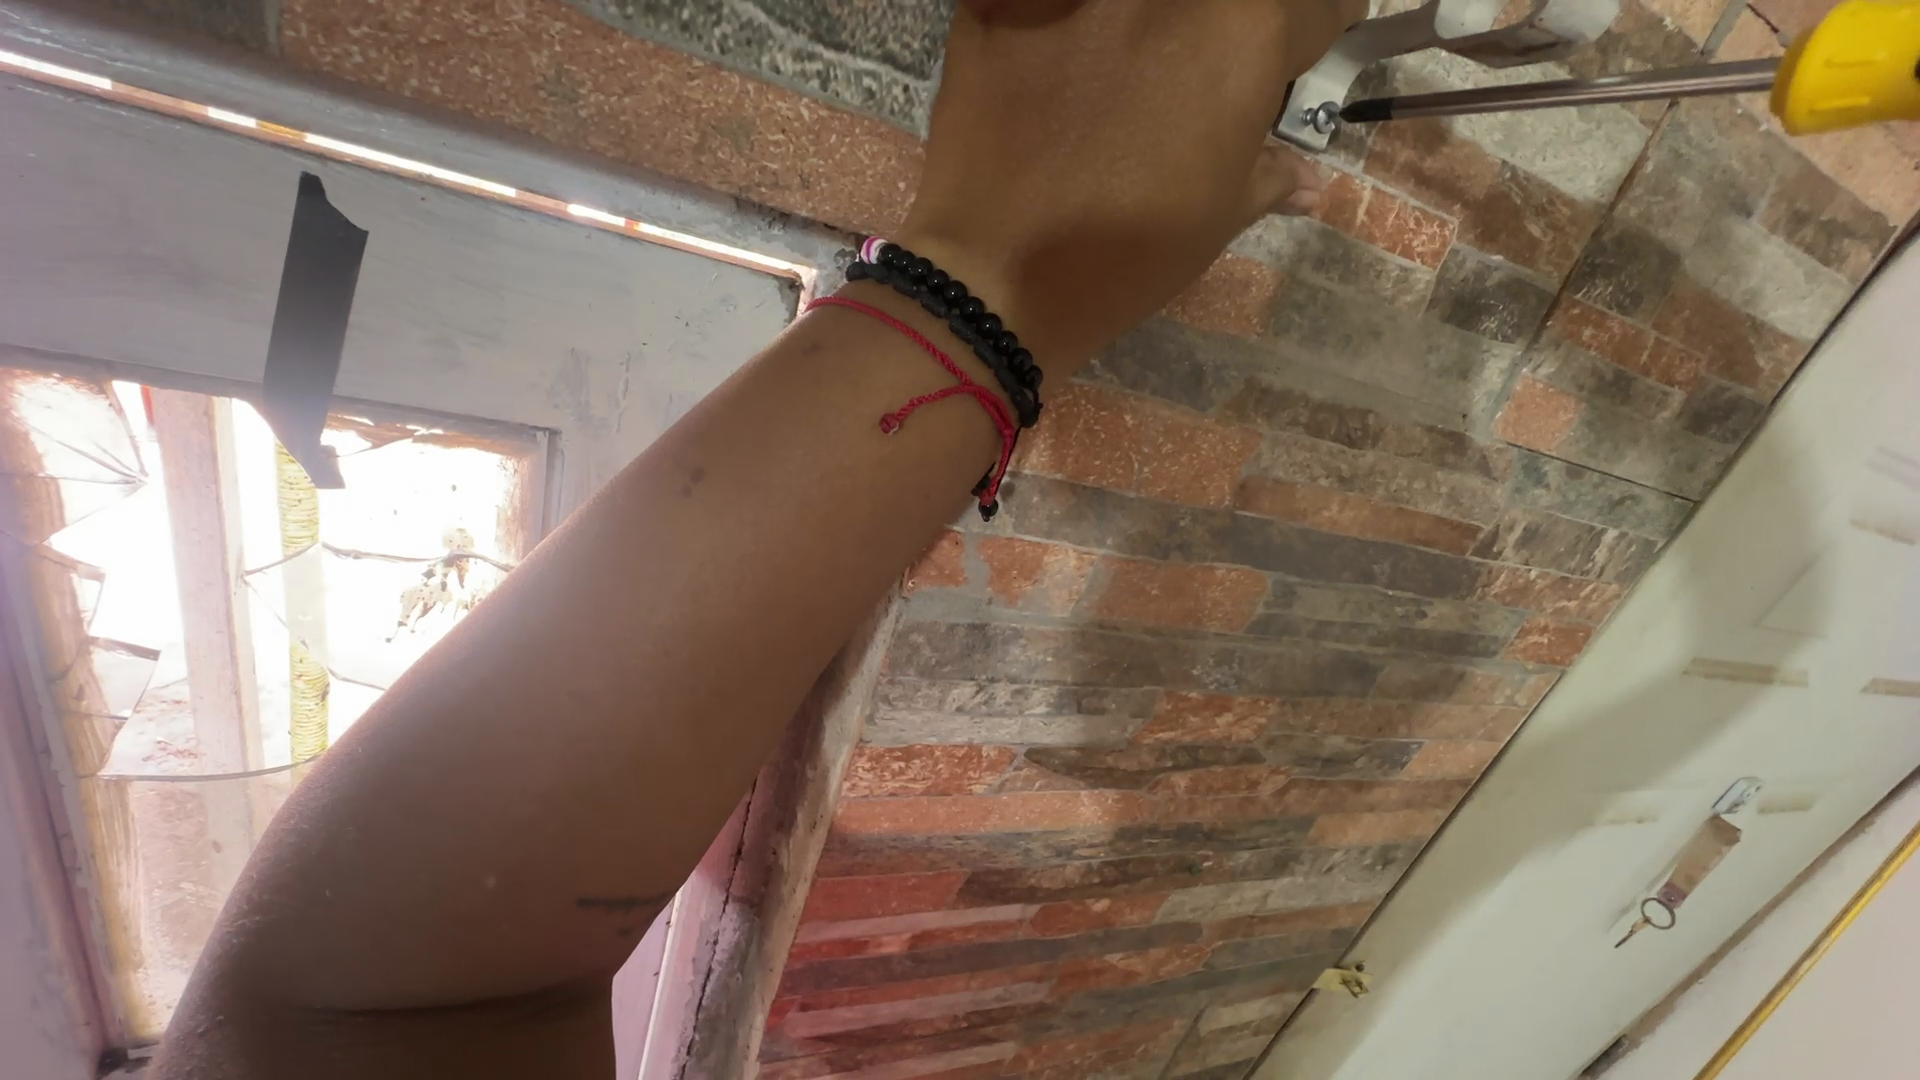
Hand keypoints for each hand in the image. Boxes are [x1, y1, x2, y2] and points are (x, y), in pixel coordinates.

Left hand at [896, 0, 1363, 370]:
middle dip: (1219, 32)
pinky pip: (1043, 5)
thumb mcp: (1210, 225)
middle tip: (1189, 79)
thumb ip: (1265, 175)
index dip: (1307, 46)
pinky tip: (1047, 72)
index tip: (1288, 69)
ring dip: (1138, 26)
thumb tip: (1307, 178)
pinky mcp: (1000, 4)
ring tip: (1113, 79)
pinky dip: (1054, 26)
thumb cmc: (1120, 262)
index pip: (1315, 11)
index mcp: (1244, 29)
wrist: (994, 282)